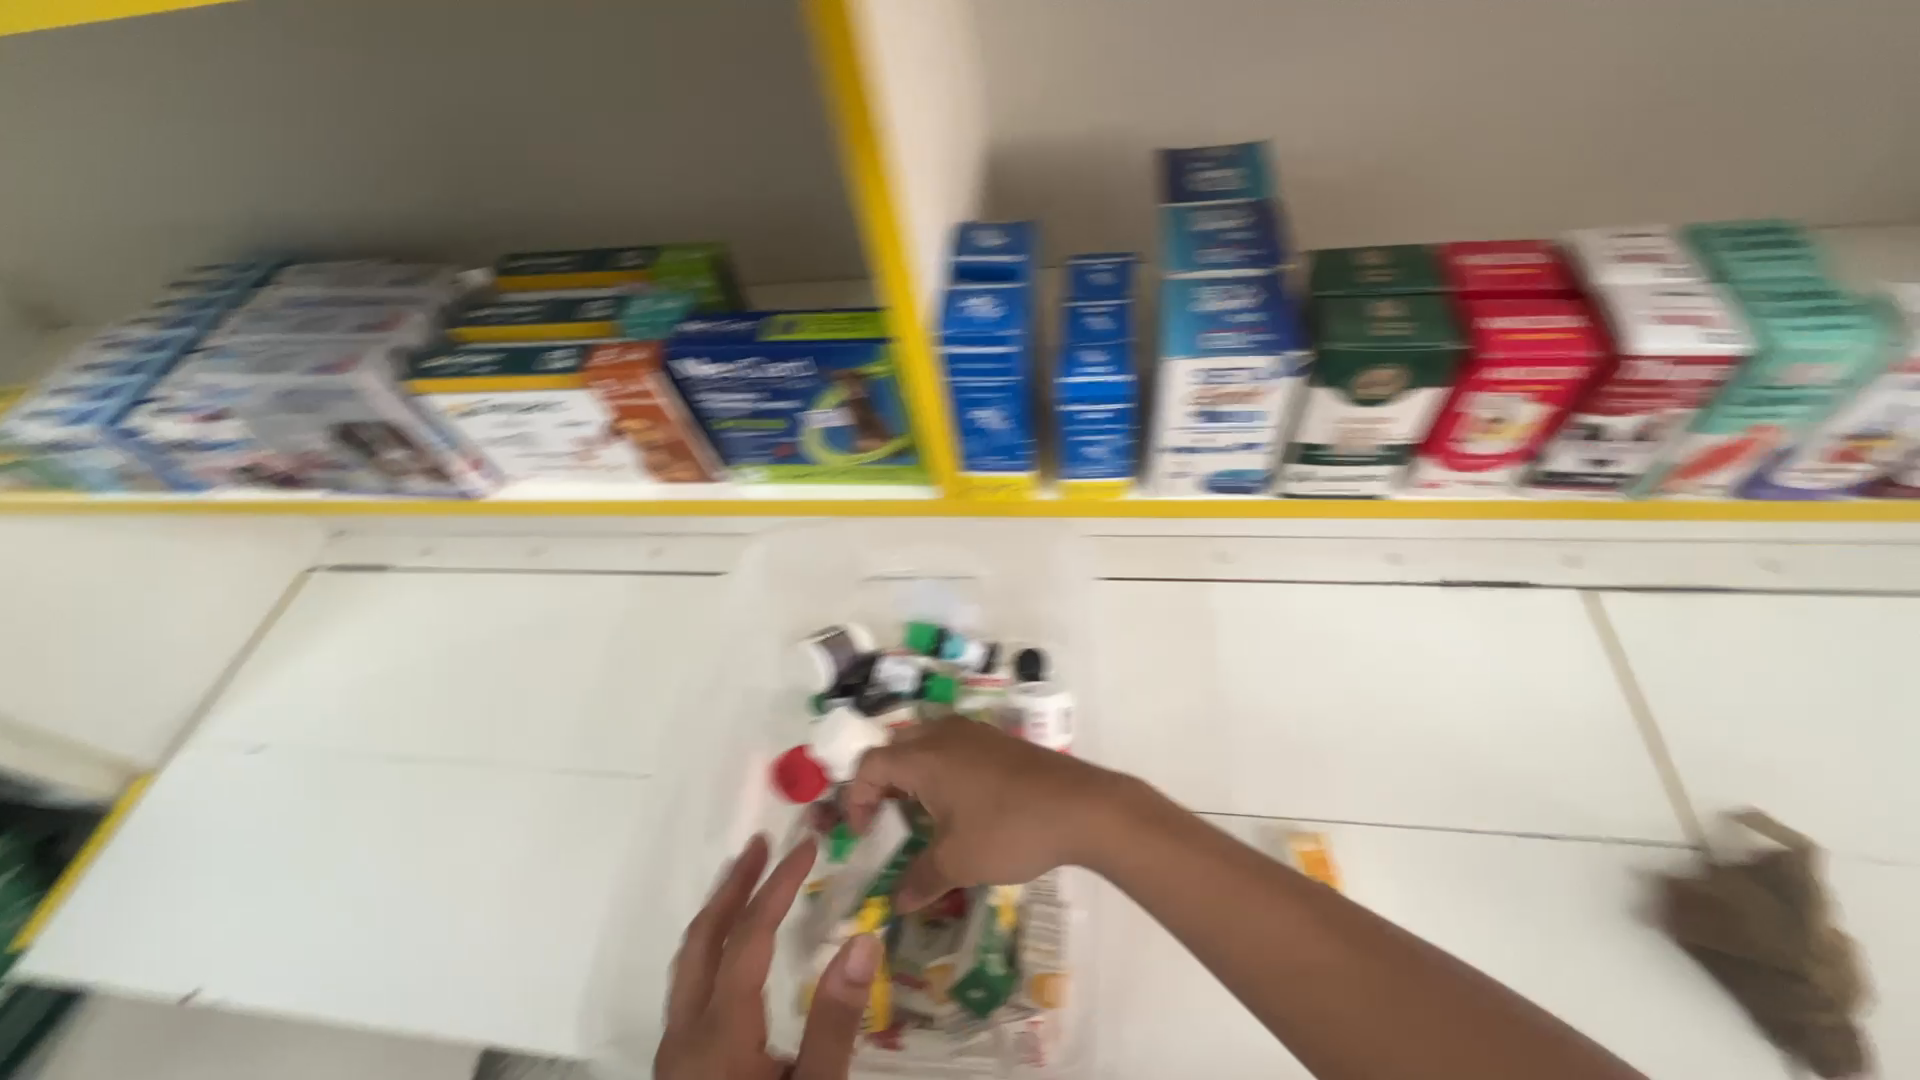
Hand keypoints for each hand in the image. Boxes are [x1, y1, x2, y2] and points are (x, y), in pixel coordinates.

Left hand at [656, 834, 879, 1079]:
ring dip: (717, 913)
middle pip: (704, 938)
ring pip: (687, 962)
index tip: (806, 846)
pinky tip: (730, 952)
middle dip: (733, 885)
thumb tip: (862, 942)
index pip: (750, 936)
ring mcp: (674, 1052)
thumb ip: (835, 1021)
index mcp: (720, 1031)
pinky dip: (710, 946)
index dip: (779, 885)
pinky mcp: (677, 1069)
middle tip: (761, 843)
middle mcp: (685, 1032)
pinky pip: (687, 984)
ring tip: (742, 881)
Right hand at [843, 715, 1125, 911]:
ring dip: (914, 774)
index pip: (869, 766)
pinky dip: (943, 770)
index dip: (856, 799)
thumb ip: (922, 879)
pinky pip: (955, 747)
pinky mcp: (1000, 742)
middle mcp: (944, 734)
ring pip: (927, 743)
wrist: (1082, 807)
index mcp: (923, 757)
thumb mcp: (958, 863)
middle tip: (888, 819)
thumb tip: (899, 903)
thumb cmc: (1009, 830)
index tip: (864, 835)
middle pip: (895, 747)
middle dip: (883, 782)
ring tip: (922, 814)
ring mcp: (976, 733)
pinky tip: (962, 806)